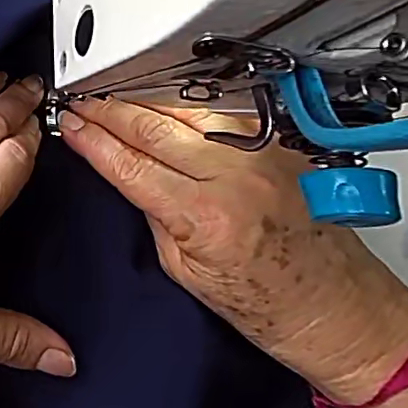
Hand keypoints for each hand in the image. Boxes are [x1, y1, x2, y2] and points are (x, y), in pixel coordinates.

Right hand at [54, 96, 407, 402]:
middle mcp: (238, 177)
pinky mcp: (281, 149)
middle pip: (153, 127)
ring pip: (187, 110)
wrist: (338, 310)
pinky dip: (183, 104)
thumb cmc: (266, 303)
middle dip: (108, 112)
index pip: (129, 163)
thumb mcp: (182, 267)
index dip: (92, 141)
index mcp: (205, 215)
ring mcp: (265, 157)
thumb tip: (127, 174)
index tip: (69, 126)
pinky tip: (160, 101)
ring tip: (110, 97)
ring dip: (142, 100)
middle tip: (80, 104)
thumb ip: (154, 213)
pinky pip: (221, 115)